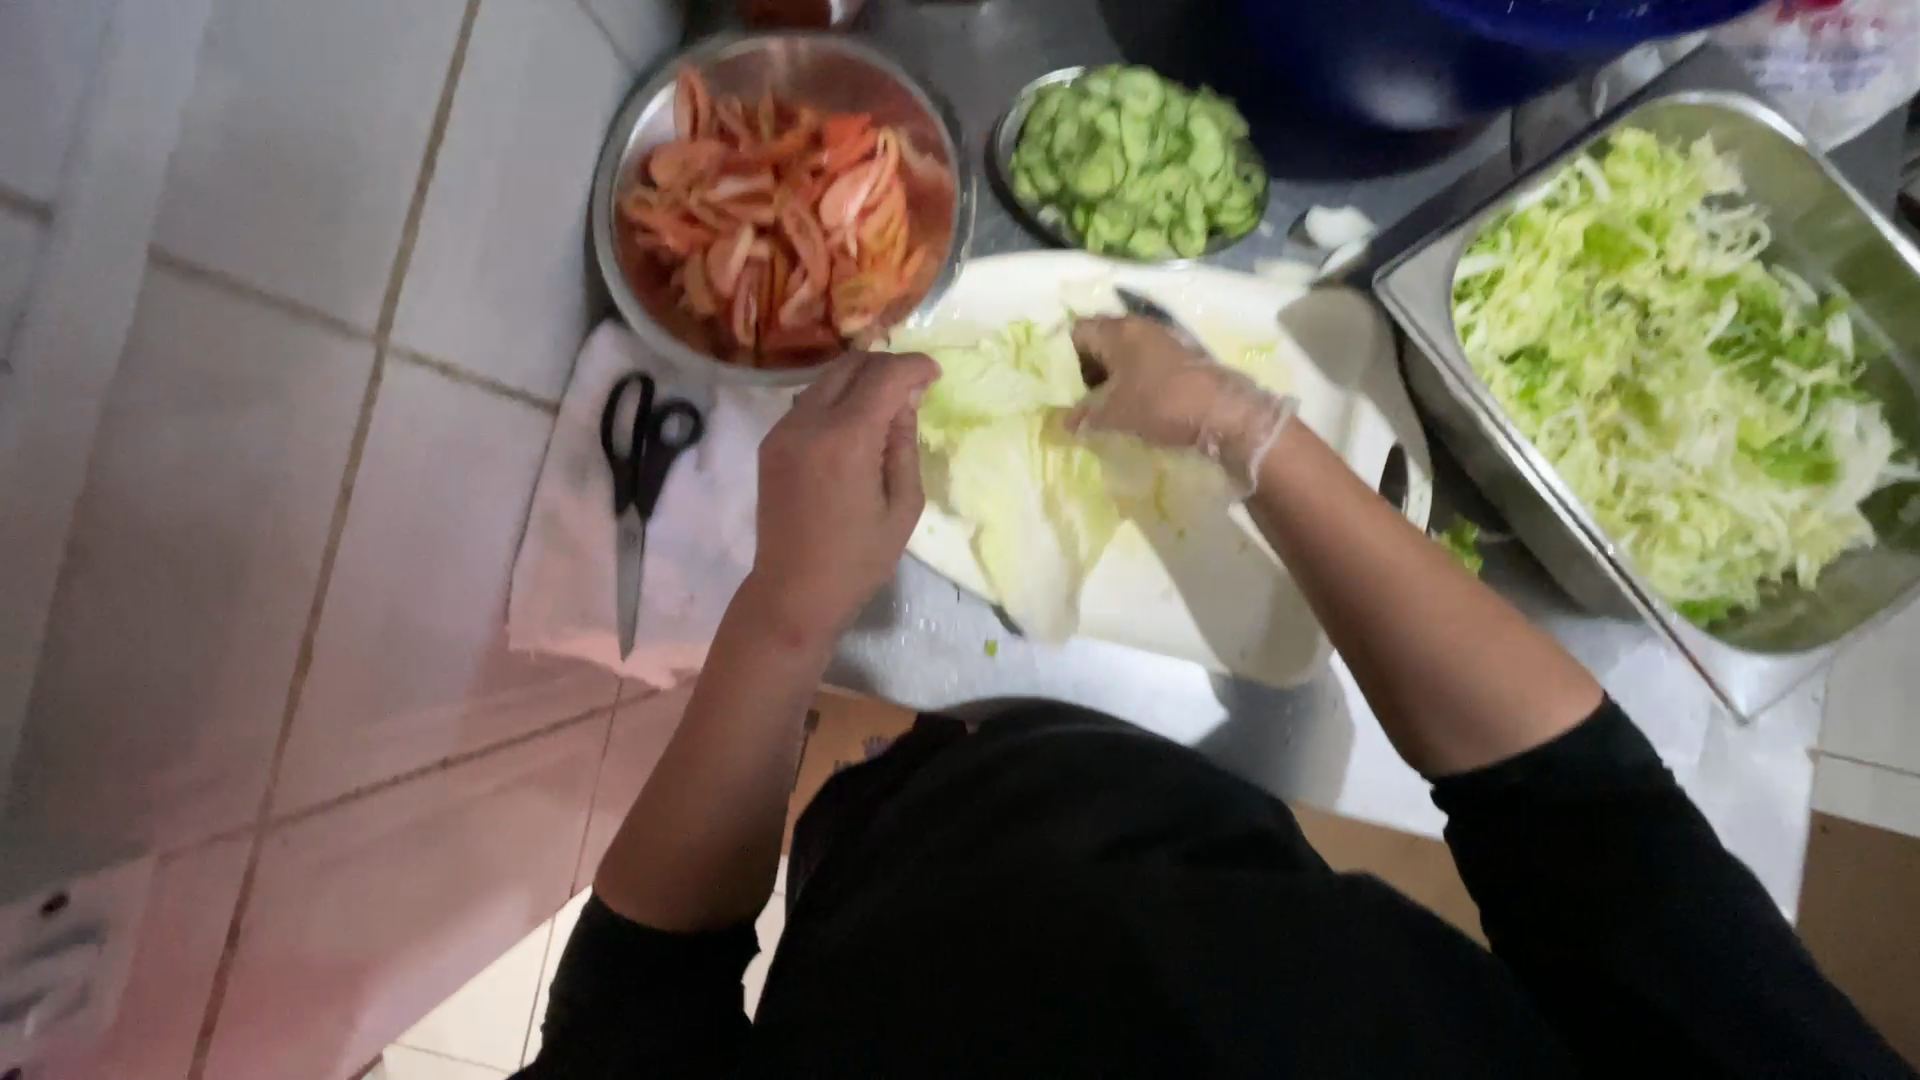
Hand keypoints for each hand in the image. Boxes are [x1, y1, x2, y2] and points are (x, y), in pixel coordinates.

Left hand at [740, 351, 939, 649]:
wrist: (794, 592)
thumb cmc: (859, 560)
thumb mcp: (903, 507)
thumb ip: (904, 445)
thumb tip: (905, 401)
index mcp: (847, 439)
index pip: (884, 375)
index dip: (915, 366)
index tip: (935, 375)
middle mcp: (809, 422)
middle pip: (852, 364)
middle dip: (888, 366)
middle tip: (913, 388)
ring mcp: (783, 430)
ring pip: (827, 378)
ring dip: (861, 380)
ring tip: (886, 407)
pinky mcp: (771, 443)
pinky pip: (809, 402)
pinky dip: (837, 399)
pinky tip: (855, 427)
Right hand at [1068, 316, 1295, 492]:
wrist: (1224, 413)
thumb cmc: (1161, 405)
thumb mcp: (1114, 415)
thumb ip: (1082, 417)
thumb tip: (1060, 422)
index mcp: (1118, 331)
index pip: (1077, 331)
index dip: (1063, 357)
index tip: (1059, 385)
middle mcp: (1140, 326)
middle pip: (1100, 339)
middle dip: (1086, 368)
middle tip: (1078, 399)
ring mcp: (1164, 339)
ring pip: (1124, 352)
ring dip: (1111, 375)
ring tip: (1104, 406)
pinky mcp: (1182, 356)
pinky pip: (1145, 362)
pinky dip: (1133, 379)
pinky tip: (1131, 404)